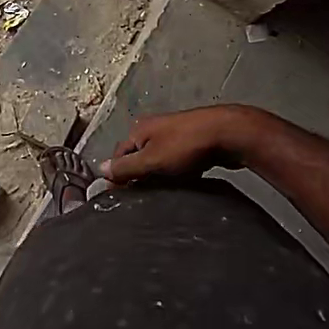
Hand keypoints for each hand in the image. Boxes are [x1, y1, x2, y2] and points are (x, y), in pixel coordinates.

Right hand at [100, 105, 286, 181]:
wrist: (228, 133)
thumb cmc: (185, 146)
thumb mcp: (151, 160)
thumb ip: (126, 167)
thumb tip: (100, 170)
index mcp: (139, 130)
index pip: (118, 155)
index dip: (118, 176)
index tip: (121, 198)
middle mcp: (153, 129)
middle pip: (138, 157)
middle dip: (139, 176)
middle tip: (142, 199)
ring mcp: (174, 134)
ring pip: (158, 160)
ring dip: (158, 175)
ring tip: (163, 195)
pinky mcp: (193, 142)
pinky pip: (176, 161)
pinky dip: (176, 173)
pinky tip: (182, 185)